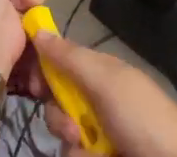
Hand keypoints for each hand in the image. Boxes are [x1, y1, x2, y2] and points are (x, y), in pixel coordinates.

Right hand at [34, 30, 176, 156]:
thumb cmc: (144, 119)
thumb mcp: (106, 81)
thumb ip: (70, 58)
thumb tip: (37, 30)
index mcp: (98, 74)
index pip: (58, 63)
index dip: (41, 71)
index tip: (32, 84)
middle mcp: (96, 102)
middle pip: (55, 103)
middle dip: (58, 118)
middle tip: (74, 129)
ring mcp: (100, 135)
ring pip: (63, 136)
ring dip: (74, 146)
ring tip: (95, 152)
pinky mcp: (101, 156)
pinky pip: (76, 156)